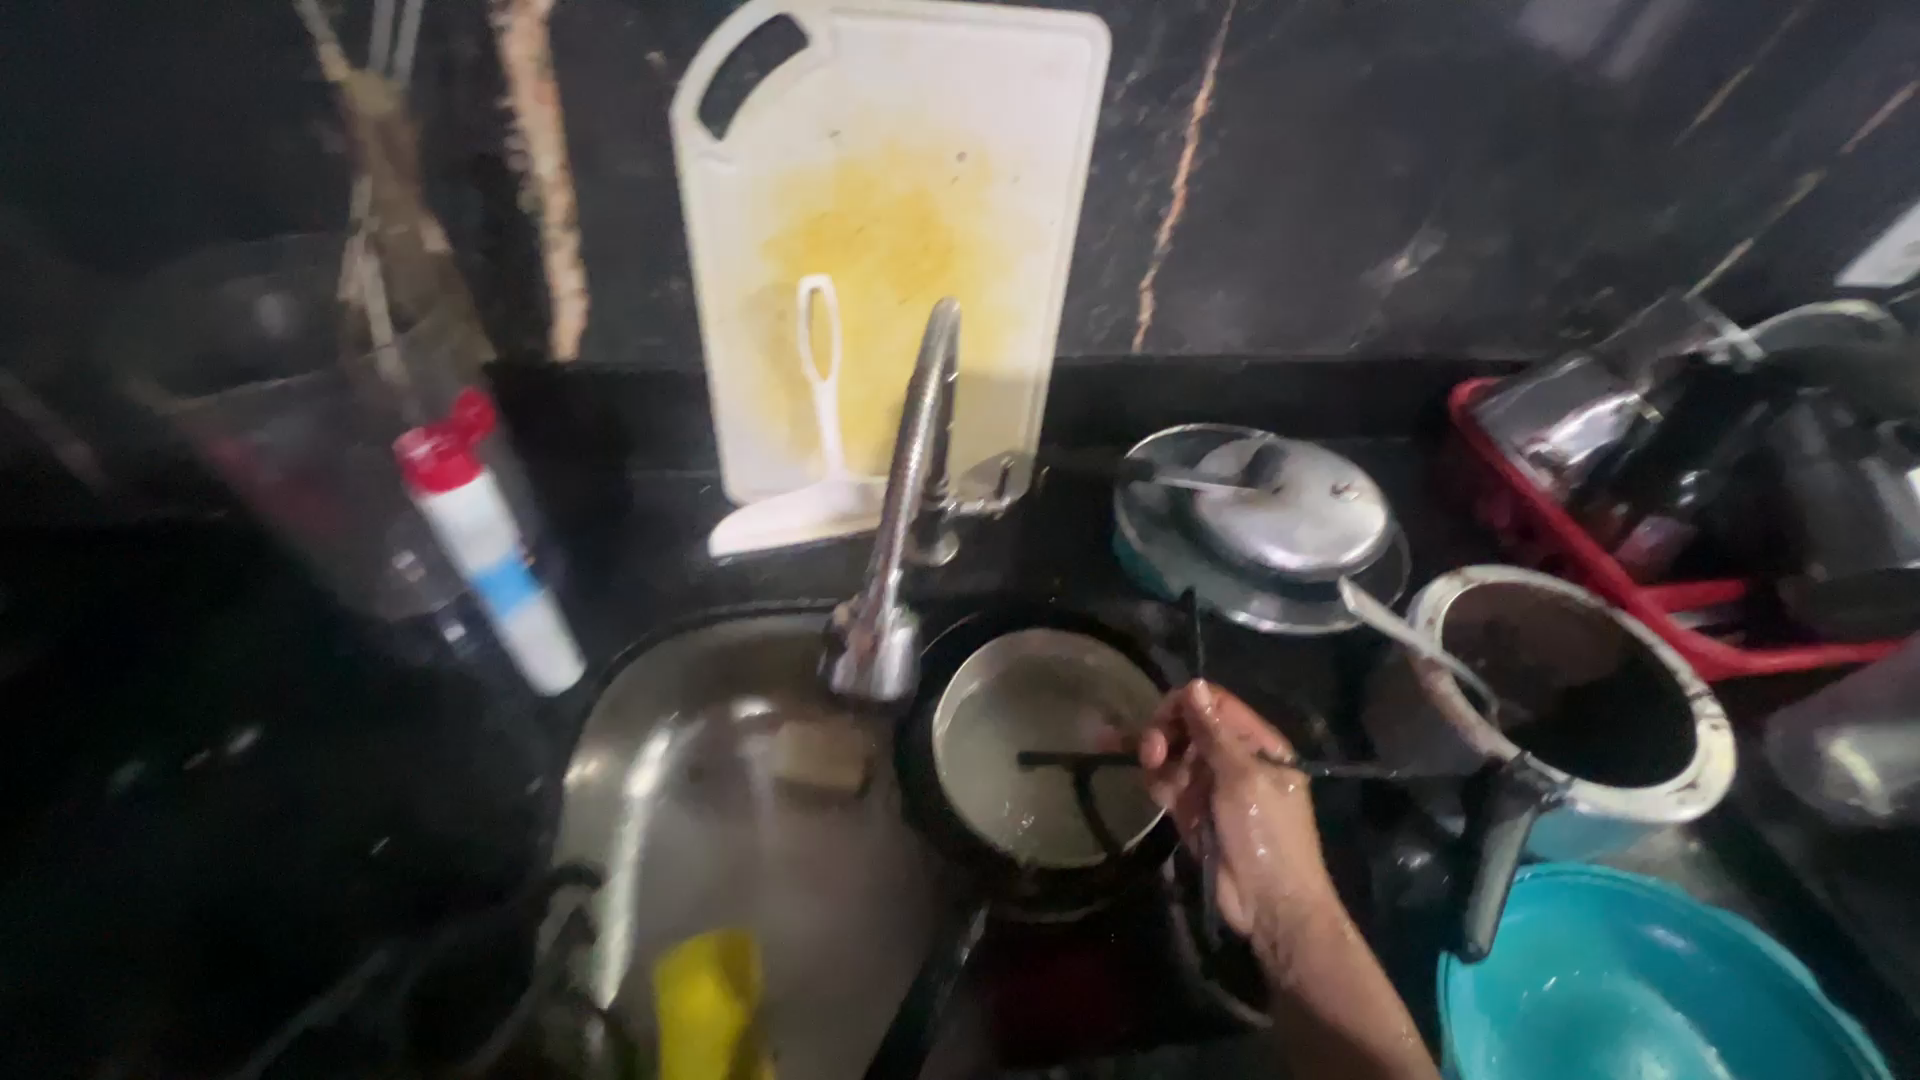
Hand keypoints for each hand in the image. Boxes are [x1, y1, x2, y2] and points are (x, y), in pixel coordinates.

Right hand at [1139, 680, 1338, 945]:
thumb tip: (1194, 684)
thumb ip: (1213, 732)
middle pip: (1187, 725)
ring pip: (1172, 753)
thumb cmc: (1266, 835)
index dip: (1184, 705)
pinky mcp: (1191, 809)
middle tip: (1151, 753)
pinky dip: (1157, 781)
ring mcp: (1210, 784)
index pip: (1214, 704)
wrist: (1269, 904)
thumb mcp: (1243, 778)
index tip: (1163, 719)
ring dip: (1157, 756)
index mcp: (1257, 743)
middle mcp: (1231, 757)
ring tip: (1152, 770)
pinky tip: (1155, 789)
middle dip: (1164, 732)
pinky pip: (1167, 782)